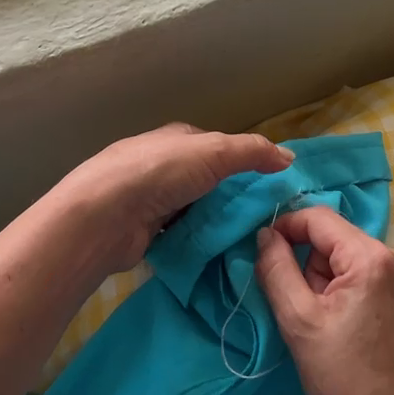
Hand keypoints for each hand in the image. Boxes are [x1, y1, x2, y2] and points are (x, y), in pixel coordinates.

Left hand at [53, 123, 293, 270]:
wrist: (104, 216)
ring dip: (215, 223)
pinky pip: (181, 236)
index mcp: (178, 138)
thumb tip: (289, 156)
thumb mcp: (213, 152)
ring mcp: (152, 199)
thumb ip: (251, 153)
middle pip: (208, 181)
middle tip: (264, 220)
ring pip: (195, 210)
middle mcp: (164, 164)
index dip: (244, 162)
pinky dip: (197, 243)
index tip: (270, 185)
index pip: (219, 147)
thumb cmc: (159, 172)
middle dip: (231, 197)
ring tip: (249, 242)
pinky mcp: (145, 232)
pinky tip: (218, 256)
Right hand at [256, 206, 393, 394]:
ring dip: (331, 281)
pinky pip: (371, 276)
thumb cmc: (344, 377)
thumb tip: (265, 233)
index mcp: (372, 257)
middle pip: (336, 240)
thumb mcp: (299, 321)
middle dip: (313, 267)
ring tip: (330, 325)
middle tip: (308, 309)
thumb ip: (276, 269)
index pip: (319, 218)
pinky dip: (352, 291)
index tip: (267, 250)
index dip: (287, 227)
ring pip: (352, 258)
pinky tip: (349, 327)